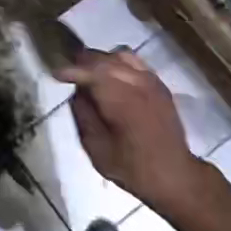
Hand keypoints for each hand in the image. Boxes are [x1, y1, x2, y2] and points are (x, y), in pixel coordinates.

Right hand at [58, 48, 207, 208]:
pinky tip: (112, 75)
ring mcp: (151, 82)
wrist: (173, 174)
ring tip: (90, 71)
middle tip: (69, 72)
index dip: (71, 70)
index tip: (56, 74)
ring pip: (121, 55)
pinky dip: (119, 63)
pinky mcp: (160, 86)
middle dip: (84, 62)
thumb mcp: (96, 146)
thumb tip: (78, 92)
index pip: (91, 72)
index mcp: (120, 98)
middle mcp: (137, 83)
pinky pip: (136, 63)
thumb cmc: (131, 166)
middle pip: (105, 59)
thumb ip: (83, 114)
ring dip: (102, 60)